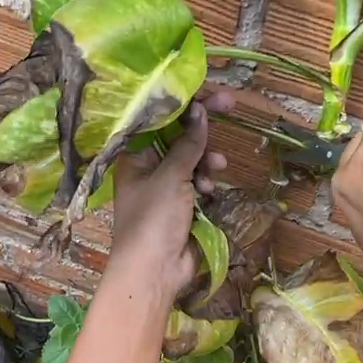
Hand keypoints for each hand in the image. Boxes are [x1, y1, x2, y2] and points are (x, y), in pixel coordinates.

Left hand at [106, 97, 229, 297]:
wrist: (153, 271)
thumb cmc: (152, 220)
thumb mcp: (170, 176)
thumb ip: (188, 144)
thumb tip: (201, 111)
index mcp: (133, 154)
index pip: (158, 117)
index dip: (183, 101)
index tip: (209, 90)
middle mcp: (147, 166)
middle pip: (177, 134)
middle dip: (201, 126)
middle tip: (230, 104)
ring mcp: (165, 186)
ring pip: (191, 158)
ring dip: (206, 160)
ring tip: (214, 170)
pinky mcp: (181, 205)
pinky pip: (198, 182)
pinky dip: (205, 182)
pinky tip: (210, 192)